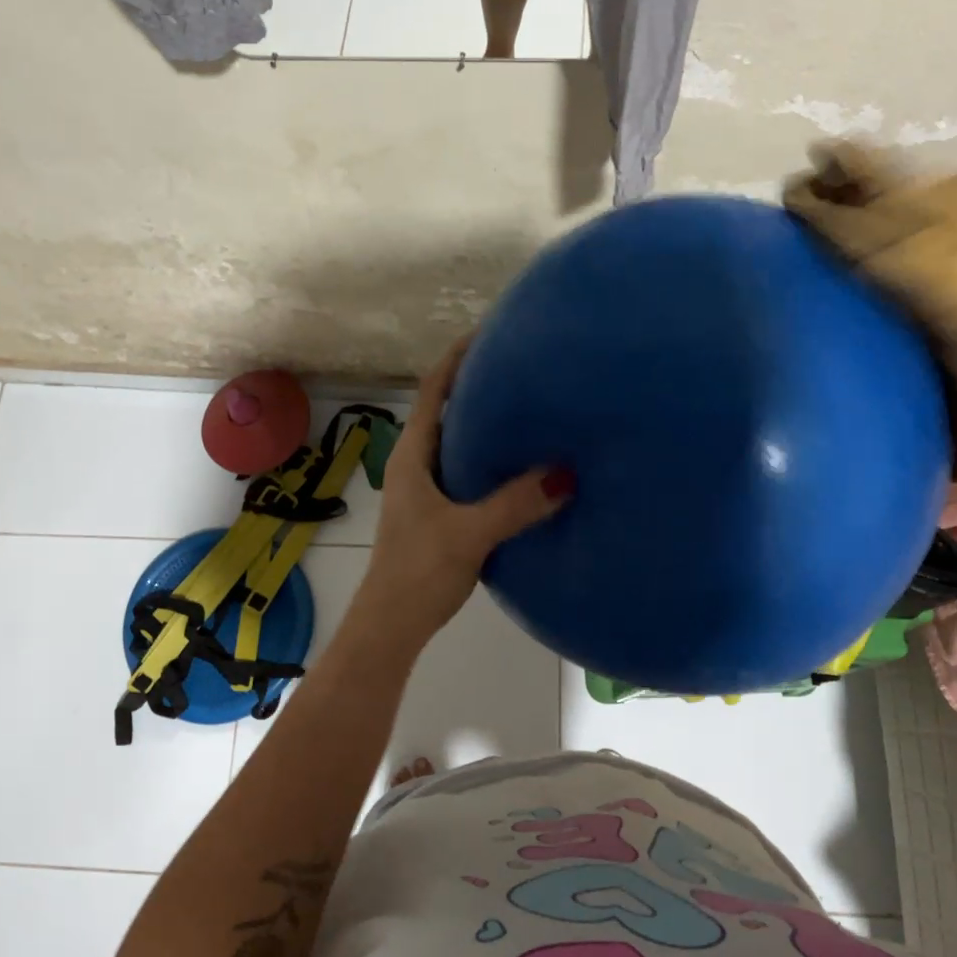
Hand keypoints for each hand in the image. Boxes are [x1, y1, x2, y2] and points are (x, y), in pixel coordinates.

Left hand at [349, 336, 572, 646]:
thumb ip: (516, 503)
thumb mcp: (470, 533)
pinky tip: (523, 470)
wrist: (390, 624)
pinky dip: (490, 462)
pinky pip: (466, 473)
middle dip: (479, 388)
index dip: (457, 359)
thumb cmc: (419, 571)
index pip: (434, 391)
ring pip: (457, 444)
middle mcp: (414, 465)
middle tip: (524, 372)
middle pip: (446, 412)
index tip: (490, 332)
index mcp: (412, 456)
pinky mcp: (436, 514)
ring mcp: (423, 490)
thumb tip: (566, 473)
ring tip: (531, 413)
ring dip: (486, 427)